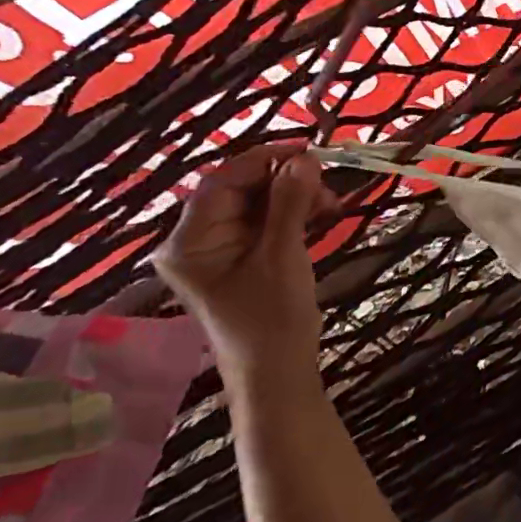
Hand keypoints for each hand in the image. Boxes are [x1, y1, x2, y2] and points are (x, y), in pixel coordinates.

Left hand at [154, 142, 337, 377]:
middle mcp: (195, 240)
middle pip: (239, 190)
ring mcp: (218, 249)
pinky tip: (322, 214)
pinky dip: (293, 213)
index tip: (309, 150)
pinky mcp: (241, 258)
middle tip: (328, 183)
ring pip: (257, 203)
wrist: (277, 371)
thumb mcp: (283, 255)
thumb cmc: (272, 317)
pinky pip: (265, 222)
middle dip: (285, 180)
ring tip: (331, 205)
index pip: (221, 182)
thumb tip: (306, 158)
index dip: (264, 160)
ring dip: (295, 196)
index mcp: (189, 242)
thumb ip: (290, 203)